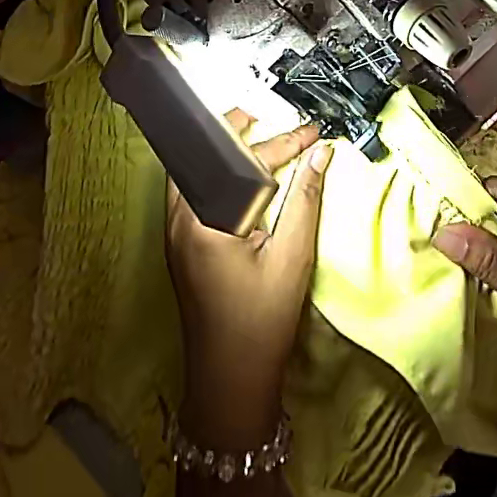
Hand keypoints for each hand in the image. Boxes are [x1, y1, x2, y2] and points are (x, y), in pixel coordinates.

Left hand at [165, 111, 330, 450]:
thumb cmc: (262, 320)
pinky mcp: (182, 246)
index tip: (313, 133)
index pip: (247, 166)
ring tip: (249, 133)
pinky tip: (238, 176)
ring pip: (194, 175)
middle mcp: (181, 222)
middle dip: (234, 133)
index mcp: (205, 221)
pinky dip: (216, 176)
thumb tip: (321, 154)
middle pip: (204, 160)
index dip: (285, 144)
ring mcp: (176, 235)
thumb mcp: (292, 256)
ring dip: (221, 153)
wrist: (230, 380)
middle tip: (262, 115)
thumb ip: (305, 199)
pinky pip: (193, 194)